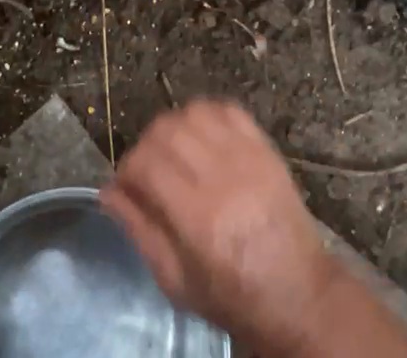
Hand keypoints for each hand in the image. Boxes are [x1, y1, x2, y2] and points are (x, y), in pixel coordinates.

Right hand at [100, 102, 345, 356]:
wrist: (299, 295)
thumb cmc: (232, 295)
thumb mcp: (175, 280)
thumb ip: (139, 231)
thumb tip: (108, 193)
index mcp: (197, 215)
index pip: (146, 163)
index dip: (126, 169)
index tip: (126, 186)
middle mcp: (222, 176)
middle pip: (167, 130)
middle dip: (145, 145)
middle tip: (147, 170)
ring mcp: (248, 158)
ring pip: (195, 113)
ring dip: (175, 127)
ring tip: (175, 153)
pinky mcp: (266, 150)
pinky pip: (229, 111)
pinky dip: (207, 116)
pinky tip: (202, 139)